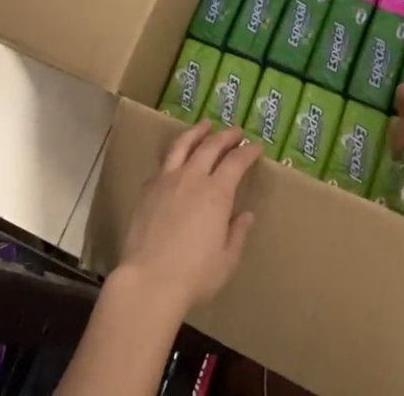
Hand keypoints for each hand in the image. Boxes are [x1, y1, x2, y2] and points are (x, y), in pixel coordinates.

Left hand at [114, 121, 258, 315]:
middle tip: (236, 131)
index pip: (236, 162)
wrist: (149, 279)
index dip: (248, 151)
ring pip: (182, 145)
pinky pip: (163, 164)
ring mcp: (165, 181)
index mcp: (216, 194)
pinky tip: (176, 158)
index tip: (256, 146)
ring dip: (196, 132)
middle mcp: (191, 179)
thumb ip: (237, 233)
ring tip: (205, 124)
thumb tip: (245, 215)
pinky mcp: (146, 190)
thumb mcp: (227, 260)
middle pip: (210, 146)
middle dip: (226, 135)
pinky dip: (174, 155)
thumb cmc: (195, 275)